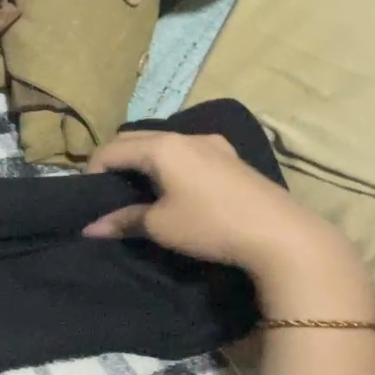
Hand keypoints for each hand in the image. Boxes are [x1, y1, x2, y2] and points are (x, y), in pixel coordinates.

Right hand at [82, 131, 350, 282]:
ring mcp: (213, 145)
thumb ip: (121, 221)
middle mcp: (185, 136)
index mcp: (161, 147)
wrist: (285, 237)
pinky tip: (173, 186)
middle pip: (132, 140)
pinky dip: (168, 163)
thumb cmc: (212, 226)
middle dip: (114, 161)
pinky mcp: (232, 158)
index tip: (90, 198)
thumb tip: (89, 229)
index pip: (109, 151)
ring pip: (160, 143)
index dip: (91, 173)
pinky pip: (185, 151)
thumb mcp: (158, 226)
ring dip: (142, 160)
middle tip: (108, 191)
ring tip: (138, 189)